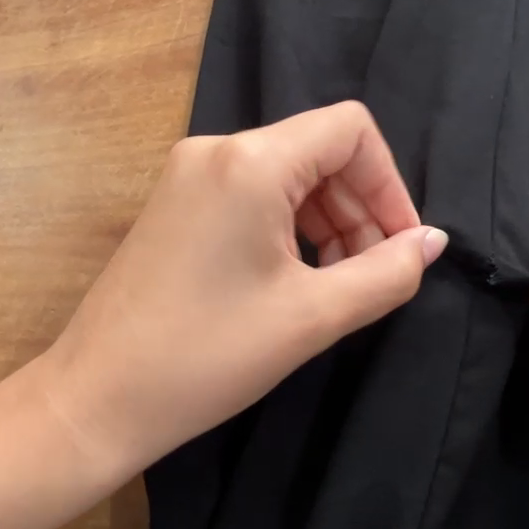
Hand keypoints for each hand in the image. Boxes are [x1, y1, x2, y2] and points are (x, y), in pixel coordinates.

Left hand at [36, 101, 447, 477]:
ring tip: (339, 284)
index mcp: (249, 161)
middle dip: (360, 208)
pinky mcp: (175, 202)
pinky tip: (296, 277)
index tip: (401, 246)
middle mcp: (216, 149)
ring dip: (327, 221)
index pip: (349, 130)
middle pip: (318, 151)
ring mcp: (188, 174)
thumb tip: (432, 242)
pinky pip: (251, 192)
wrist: (96, 398)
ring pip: (287, 173)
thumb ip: (386, 273)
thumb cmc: (207, 356)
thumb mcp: (311, 316)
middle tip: (373, 276)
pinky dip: (287, 225)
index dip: (389, 183)